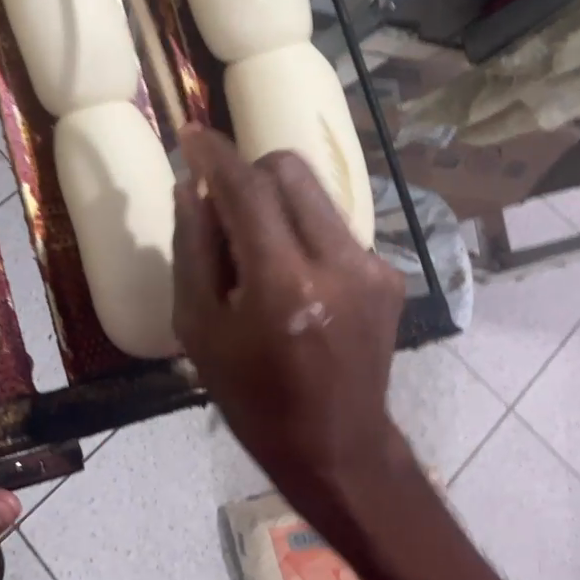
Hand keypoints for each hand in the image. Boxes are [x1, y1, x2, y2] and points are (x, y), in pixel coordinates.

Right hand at [171, 127, 411, 512]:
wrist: (336, 447)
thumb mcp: (197, 325)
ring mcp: (372, 268)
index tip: (190, 133)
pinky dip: (297, 227)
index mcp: (282, 284)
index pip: (245, 189)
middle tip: (219, 203)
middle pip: (288, 171)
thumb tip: (190, 187)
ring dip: (272, 199)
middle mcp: (338, 263)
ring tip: (250, 246)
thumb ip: (193, 248)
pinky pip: (330, 223)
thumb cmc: (248, 394)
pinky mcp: (389, 275)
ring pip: (313, 191)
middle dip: (246, 172)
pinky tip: (284, 270)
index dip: (214, 155)